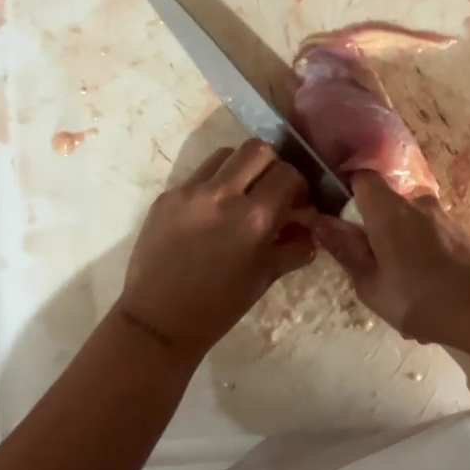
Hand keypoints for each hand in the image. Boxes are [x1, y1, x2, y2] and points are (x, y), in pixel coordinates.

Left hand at [115, 140, 316, 358]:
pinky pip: (199, 175)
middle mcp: (222, 195)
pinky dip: (214, 185)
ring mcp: (190, 192)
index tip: (295, 202)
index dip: (298, 185)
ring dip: (241, 168)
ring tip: (240, 195)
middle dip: (272, 166)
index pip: (288, 174)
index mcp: (253, 218)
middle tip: (270, 190)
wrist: (160, 320)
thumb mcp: (266, 276)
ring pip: (226, 154)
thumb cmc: (220, 305)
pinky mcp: (167, 196)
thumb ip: (294, 246)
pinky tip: (211, 213)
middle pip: (258, 150)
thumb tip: (309, 229)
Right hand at [310, 172, 469, 347]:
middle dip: (373, 230)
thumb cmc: (422, 300)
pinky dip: (422, 259)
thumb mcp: (372, 285)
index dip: (346, 191)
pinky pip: (430, 239)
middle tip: (370, 269)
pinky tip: (427, 296)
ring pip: (409, 225)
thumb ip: (346, 251)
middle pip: (386, 203)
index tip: (336, 218)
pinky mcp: (463, 234)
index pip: (362, 177)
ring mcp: (444, 218)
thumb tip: (319, 222)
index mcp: (389, 210)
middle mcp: (418, 203)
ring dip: (400, 250)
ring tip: (401, 292)